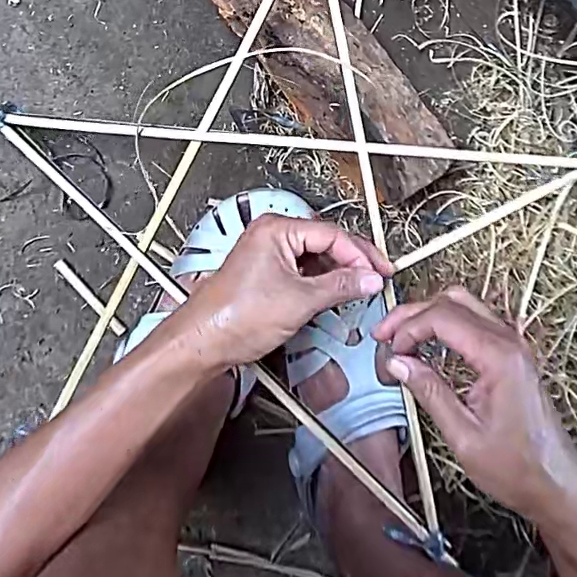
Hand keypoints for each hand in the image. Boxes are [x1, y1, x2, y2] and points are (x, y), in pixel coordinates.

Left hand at [160, 214, 391, 366]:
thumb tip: (369, 279)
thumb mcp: (300, 301)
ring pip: (316, 257)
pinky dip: (321, 281)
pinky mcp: (266, 272)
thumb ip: (342, 286)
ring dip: (338, 273)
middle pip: (326, 242)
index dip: (360, 255)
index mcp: (277, 229)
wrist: (198, 347)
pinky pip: (303, 269)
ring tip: (359, 287)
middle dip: (352, 262)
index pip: (332, 235)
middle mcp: (272, 235)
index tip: (379, 271)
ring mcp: (268, 253)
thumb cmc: (234, 319)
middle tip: (376, 276)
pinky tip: (335, 293)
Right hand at [373, 288, 576, 524]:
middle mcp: (508, 339)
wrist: (555, 480)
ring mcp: (512, 342)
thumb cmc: (515, 466)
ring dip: (430, 313)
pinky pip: (476, 321)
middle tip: (384, 334)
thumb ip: (430, 392)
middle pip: (453, 302)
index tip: (388, 349)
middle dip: (414, 313)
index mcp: (498, 355)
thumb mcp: (464, 435)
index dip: (409, 328)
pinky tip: (428, 343)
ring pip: (465, 305)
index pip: (444, 317)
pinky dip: (447, 323)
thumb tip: (398, 362)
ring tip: (401, 336)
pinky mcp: (511, 352)